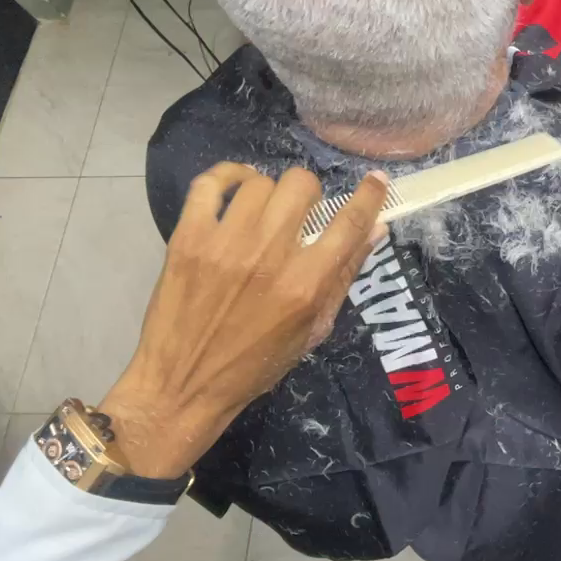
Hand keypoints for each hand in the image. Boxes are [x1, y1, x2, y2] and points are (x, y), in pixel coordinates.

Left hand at [98, 164, 389, 479]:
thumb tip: (375, 230)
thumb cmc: (258, 364)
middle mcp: (270, 255)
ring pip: (260, 182)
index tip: (376, 179)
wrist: (183, 384)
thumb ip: (344, 276)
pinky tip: (236, 188)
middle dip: (311, 193)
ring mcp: (225, 243)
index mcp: (306, 284)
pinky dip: (227, 176)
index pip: (349, 223)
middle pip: (302, 186)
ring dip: (271, 192)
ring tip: (265, 211)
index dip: (370, 195)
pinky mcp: (188, 238)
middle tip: (302, 212)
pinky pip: (209, 183)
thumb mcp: (314, 328)